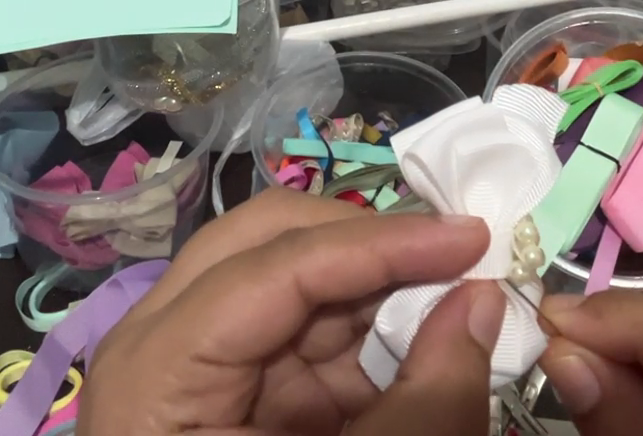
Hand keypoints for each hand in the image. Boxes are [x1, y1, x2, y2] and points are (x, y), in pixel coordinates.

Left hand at [81, 187, 505, 435]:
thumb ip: (424, 407)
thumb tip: (483, 300)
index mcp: (159, 370)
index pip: (278, 266)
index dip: (381, 243)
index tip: (470, 235)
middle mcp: (163, 335)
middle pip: (269, 238)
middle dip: (369, 241)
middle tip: (453, 252)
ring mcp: (193, 347)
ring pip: (289, 264)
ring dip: (375, 276)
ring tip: (449, 288)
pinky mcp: (227, 369)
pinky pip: (299, 314)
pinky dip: (363, 318)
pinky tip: (412, 327)